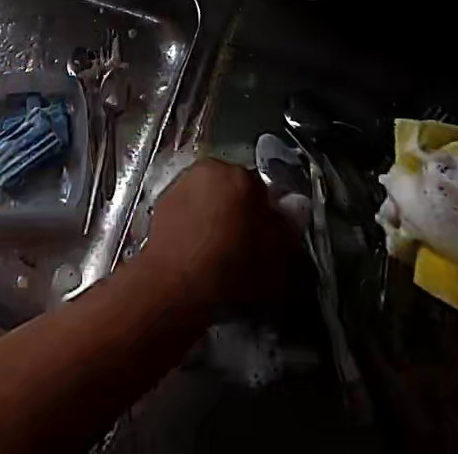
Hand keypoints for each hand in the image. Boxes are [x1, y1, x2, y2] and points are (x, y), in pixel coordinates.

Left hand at [140, 158, 291, 306]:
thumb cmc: (229, 270)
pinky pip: (187, 209)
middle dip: (240, 209)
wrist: (173, 287)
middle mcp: (210, 170)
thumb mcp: (274, 257)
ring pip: (209, 196)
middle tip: (244, 242)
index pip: (263, 189)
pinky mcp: (162, 203)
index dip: (267, 214)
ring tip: (218, 249)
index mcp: (241, 176)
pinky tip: (197, 250)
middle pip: (234, 187)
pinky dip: (193, 223)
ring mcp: (182, 184)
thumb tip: (295, 208)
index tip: (267, 236)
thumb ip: (288, 227)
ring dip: (215, 214)